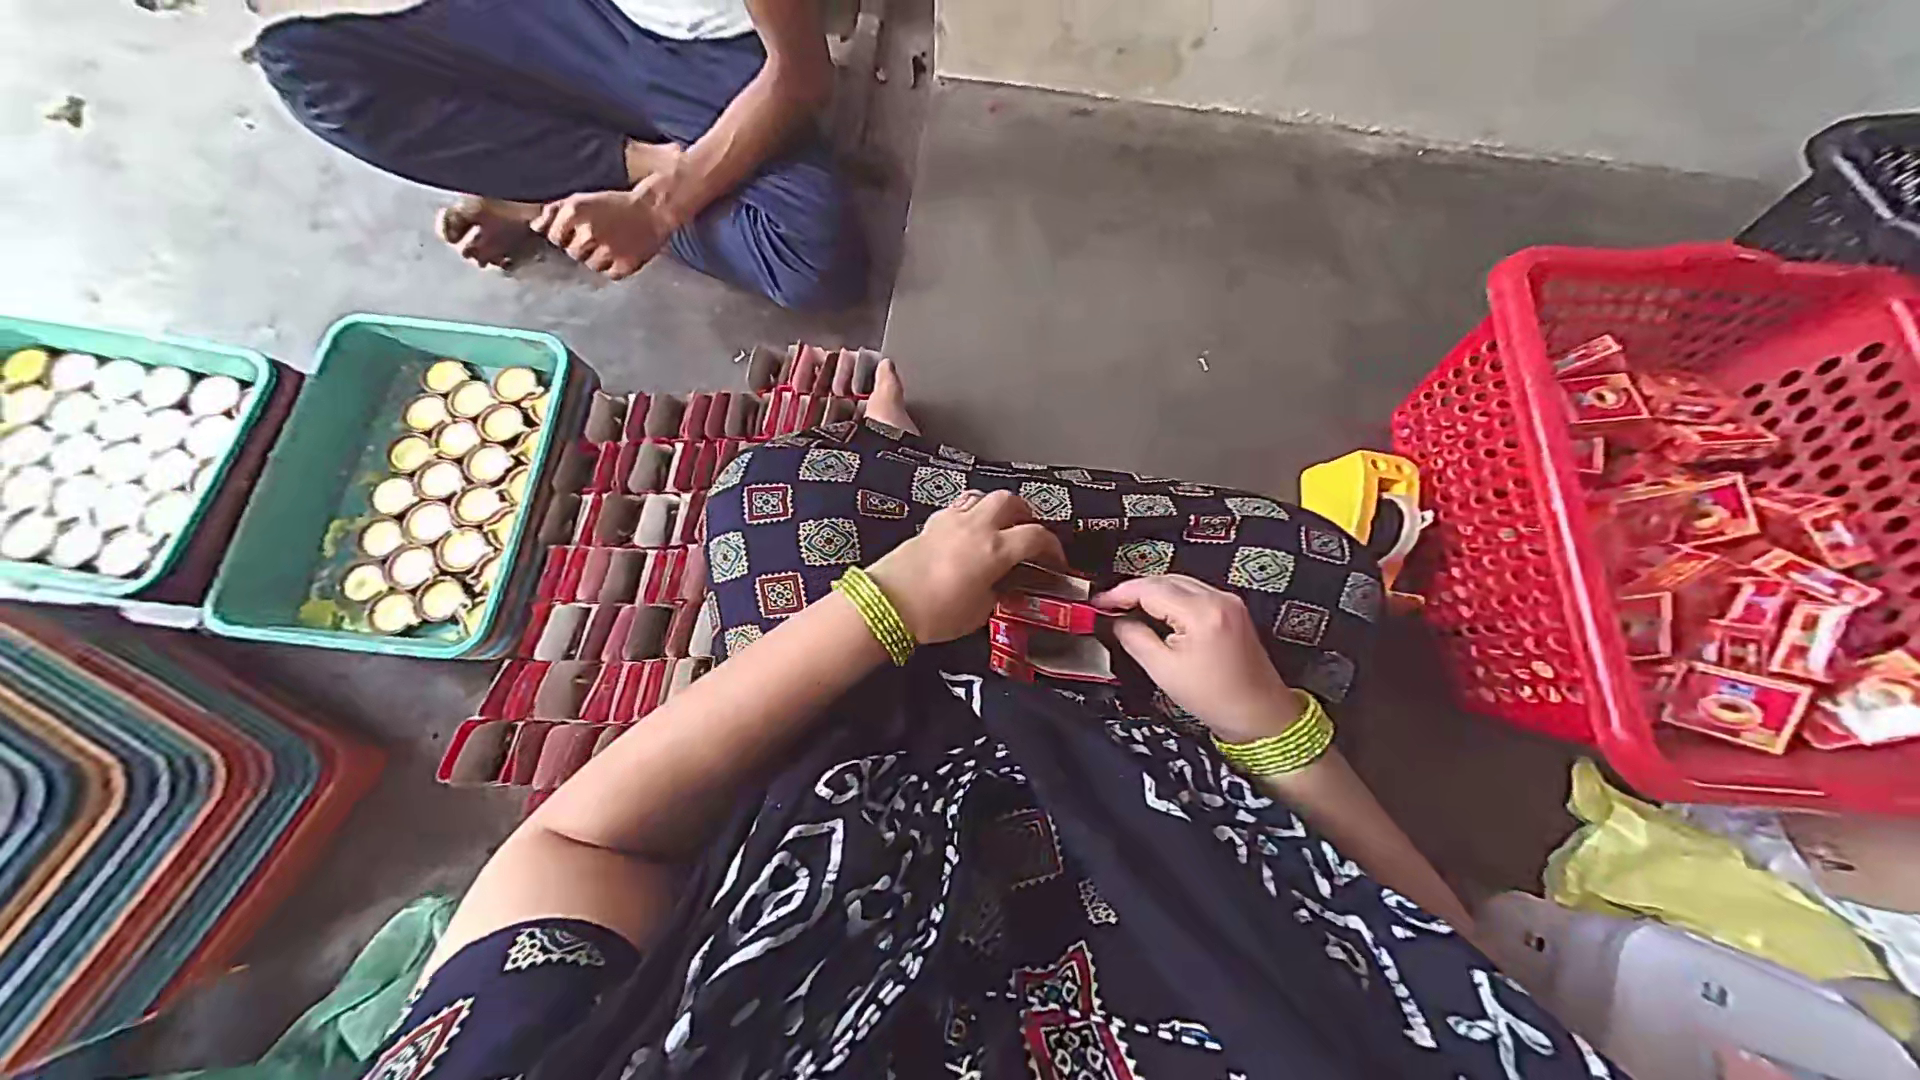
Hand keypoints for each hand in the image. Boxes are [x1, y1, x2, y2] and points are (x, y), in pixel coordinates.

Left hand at [531, 174, 684, 280]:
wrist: (652, 211)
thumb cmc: (616, 204)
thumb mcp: (582, 200)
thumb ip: (555, 211)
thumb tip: (535, 226)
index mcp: (574, 212)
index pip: (555, 238)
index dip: (566, 237)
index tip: (579, 232)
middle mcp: (588, 232)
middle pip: (573, 254)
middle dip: (583, 248)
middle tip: (600, 237)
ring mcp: (607, 251)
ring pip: (591, 266)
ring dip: (599, 259)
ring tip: (612, 245)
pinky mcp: (624, 265)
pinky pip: (610, 274)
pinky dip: (615, 268)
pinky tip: (622, 254)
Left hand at [864, 490, 1066, 643]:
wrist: (888, 604)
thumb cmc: (936, 614)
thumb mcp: (979, 611)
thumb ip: (998, 592)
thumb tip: (1003, 584)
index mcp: (995, 550)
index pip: (1037, 536)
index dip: (1053, 547)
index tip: (1056, 561)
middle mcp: (977, 527)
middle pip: (1011, 501)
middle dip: (1026, 514)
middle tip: (1029, 533)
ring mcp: (952, 520)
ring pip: (984, 496)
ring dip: (998, 507)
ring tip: (1001, 526)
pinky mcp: (931, 523)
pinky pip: (960, 506)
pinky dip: (972, 511)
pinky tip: (969, 530)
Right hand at [1093, 574, 1302, 741]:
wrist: (1260, 715)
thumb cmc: (1213, 697)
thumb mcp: (1162, 669)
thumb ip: (1133, 637)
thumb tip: (1115, 620)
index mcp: (1201, 612)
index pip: (1150, 589)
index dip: (1119, 594)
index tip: (1098, 603)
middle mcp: (1218, 598)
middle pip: (1164, 580)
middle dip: (1133, 590)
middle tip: (1109, 606)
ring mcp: (1228, 600)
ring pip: (1178, 582)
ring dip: (1151, 592)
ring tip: (1127, 608)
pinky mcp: (1232, 608)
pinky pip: (1192, 591)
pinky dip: (1170, 597)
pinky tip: (1155, 611)